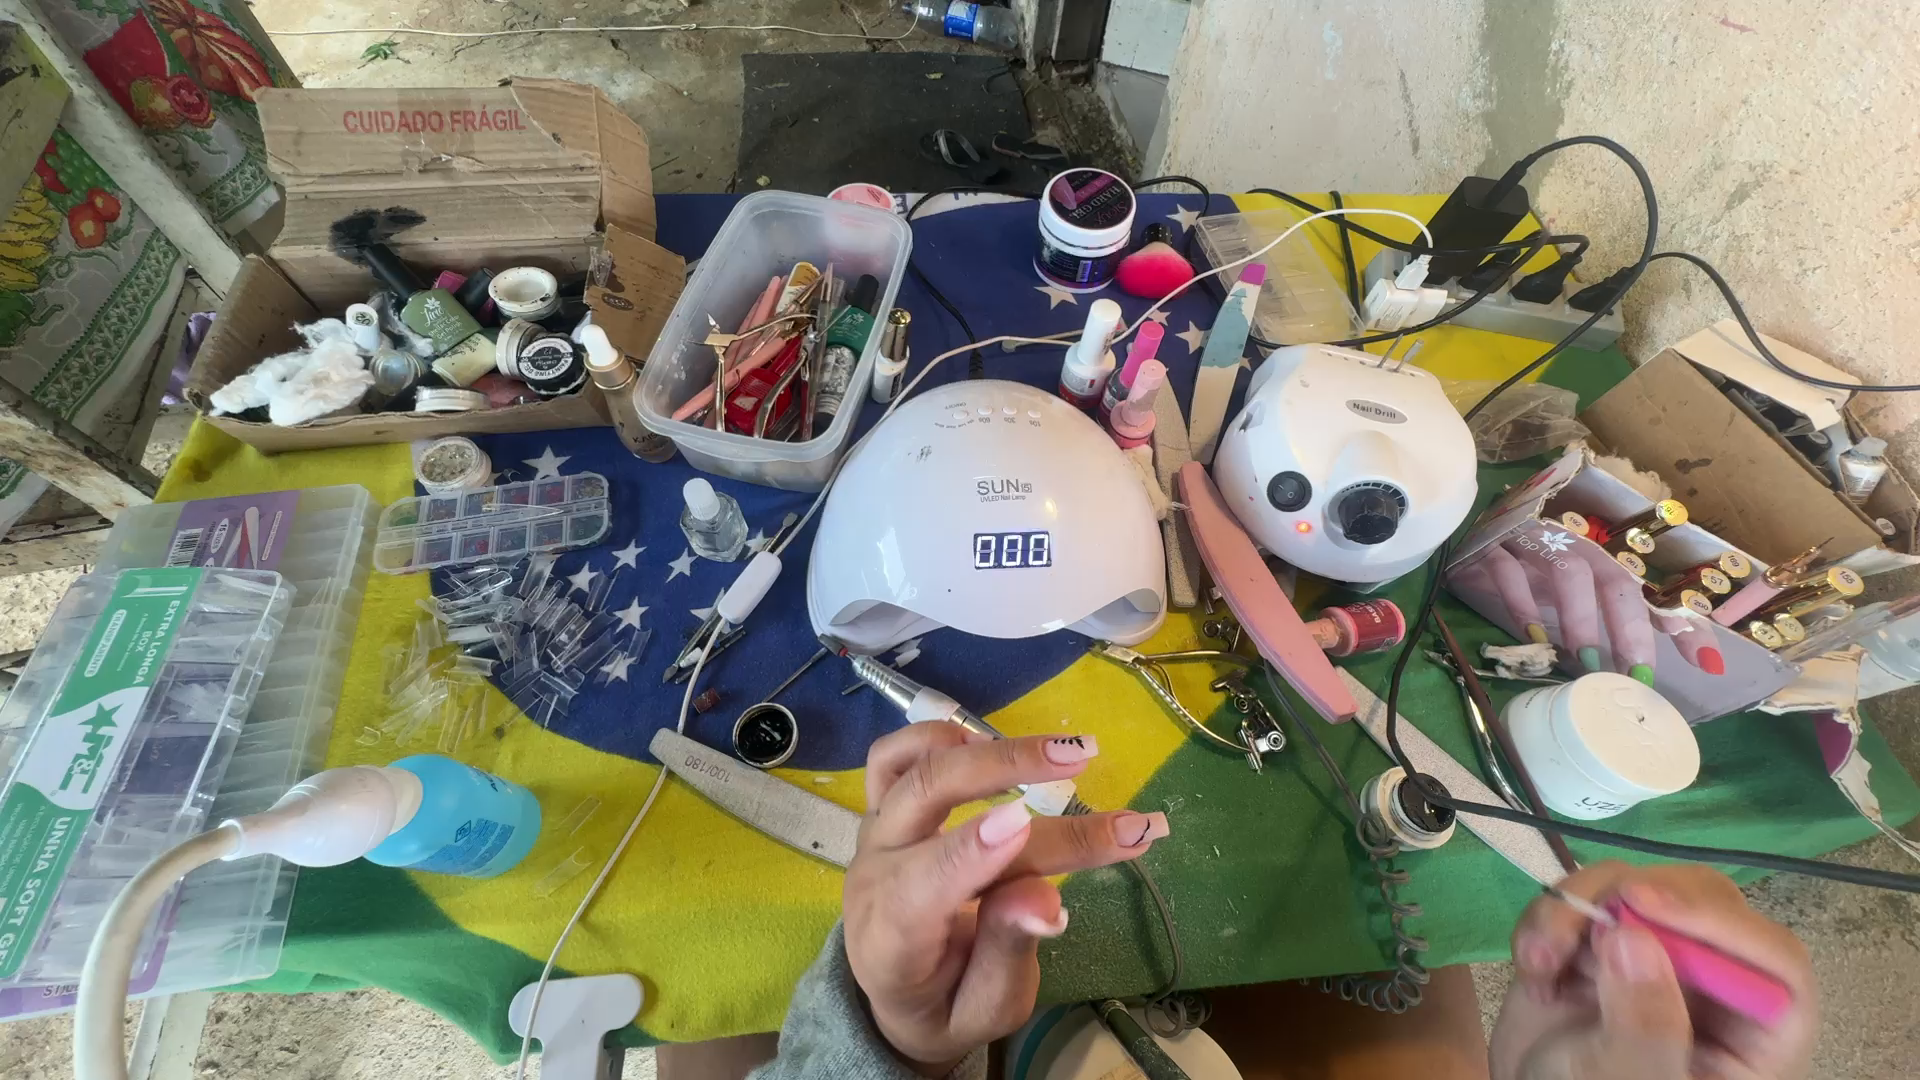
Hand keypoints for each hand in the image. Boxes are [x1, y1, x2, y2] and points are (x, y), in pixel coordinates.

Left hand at [844, 723, 1169, 1075]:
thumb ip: (1007, 955)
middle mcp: (875, 868)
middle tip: (1081, 757)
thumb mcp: (984, 1011)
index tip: (1027, 819)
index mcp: (893, 934)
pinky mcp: (880, 807)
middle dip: (1006, 766)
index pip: (926, 881)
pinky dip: (936, 736)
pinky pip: (890, 756)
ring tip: (1051, 747)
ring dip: (982, 744)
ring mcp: (875, 830)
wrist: (892, 990)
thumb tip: (1047, 898)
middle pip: (926, 794)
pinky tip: (988, 741)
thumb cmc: (945, 1002)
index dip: (974, 848)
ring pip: (910, 765)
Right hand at [1491, 861, 1817, 1079]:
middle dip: (1622, 901)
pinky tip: (1530, 969)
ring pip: (1623, 886)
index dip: (1715, 919)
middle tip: (1574, 920)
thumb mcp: (1625, 1079)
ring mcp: (1649, 955)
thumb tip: (1635, 936)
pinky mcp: (1593, 937)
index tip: (1639, 898)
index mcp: (1753, 1033)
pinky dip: (1540, 921)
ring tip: (1535, 964)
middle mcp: (1710, 983)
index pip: (1772, 958)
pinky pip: (1573, 897)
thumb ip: (1644, 1022)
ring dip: (1565, 913)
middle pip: (1696, 898)